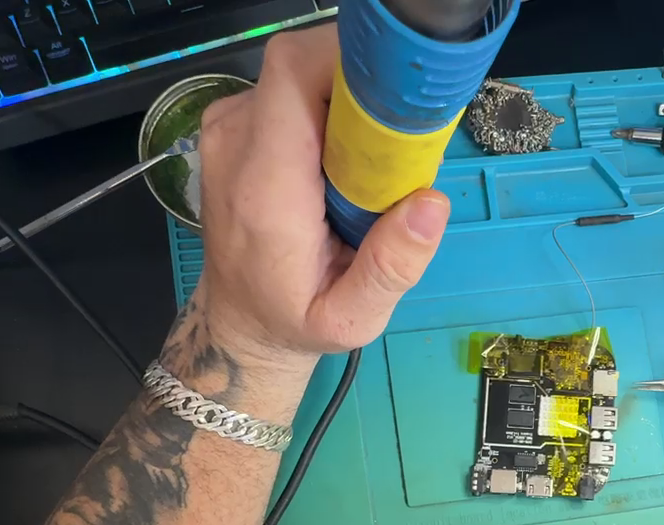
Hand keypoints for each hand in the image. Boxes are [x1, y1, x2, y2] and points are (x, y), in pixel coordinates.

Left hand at [190, 24, 450, 383]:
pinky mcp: (237, 125)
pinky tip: (345, 166)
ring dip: (350, 108)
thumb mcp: (351, 320)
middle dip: (365, 93)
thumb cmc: (296, 321)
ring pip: (304, 78)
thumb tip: (432, 204)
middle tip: (400, 150)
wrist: (243, 322)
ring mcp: (230, 127)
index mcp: (266, 188)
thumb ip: (391, 268)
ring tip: (373, 169)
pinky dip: (330, 115)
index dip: (354, 63)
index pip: (298, 73)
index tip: (402, 97)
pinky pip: (293, 93)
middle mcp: (237, 142)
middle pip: (306, 68)